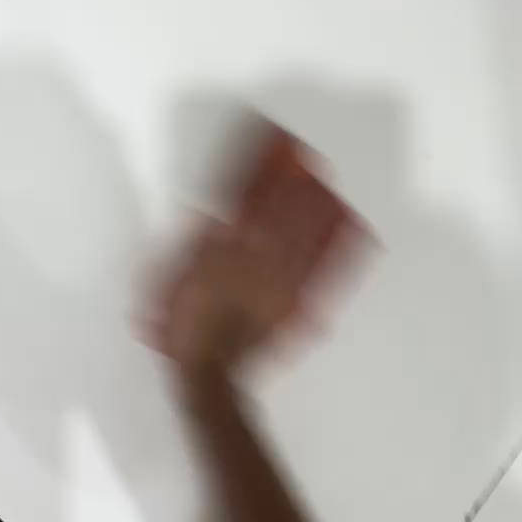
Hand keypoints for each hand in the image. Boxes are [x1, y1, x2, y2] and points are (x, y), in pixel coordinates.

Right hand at [148, 131, 352, 378]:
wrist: (210, 372)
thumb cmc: (186, 329)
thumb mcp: (174, 283)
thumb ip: (193, 248)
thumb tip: (208, 215)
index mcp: (226, 257)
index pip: (245, 205)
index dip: (258, 175)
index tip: (267, 150)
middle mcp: (260, 266)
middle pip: (281, 214)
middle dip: (292, 183)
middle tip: (305, 155)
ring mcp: (283, 284)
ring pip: (304, 235)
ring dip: (315, 204)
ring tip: (325, 179)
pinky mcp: (298, 302)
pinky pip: (324, 269)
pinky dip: (337, 244)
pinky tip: (347, 226)